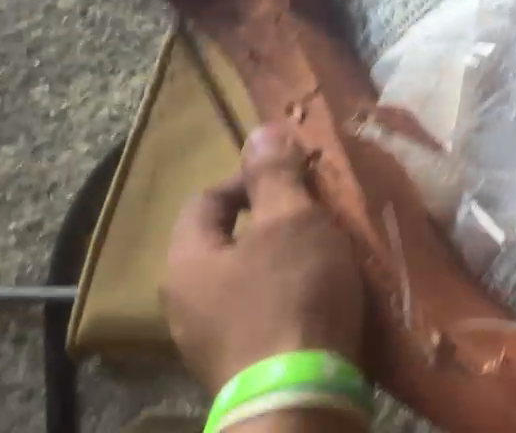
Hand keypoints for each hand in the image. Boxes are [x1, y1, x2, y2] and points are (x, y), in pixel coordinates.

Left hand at [163, 123, 365, 393]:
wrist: (300, 386)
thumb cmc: (294, 292)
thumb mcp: (294, 221)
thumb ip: (277, 176)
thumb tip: (261, 129)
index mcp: (188, 261)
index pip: (206, 200)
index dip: (252, 177)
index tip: (302, 175)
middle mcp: (184, 298)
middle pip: (227, 238)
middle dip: (275, 217)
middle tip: (323, 209)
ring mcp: (208, 334)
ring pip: (245, 273)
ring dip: (285, 254)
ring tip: (331, 249)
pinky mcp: (239, 357)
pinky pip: (260, 306)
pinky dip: (290, 289)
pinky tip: (325, 290)